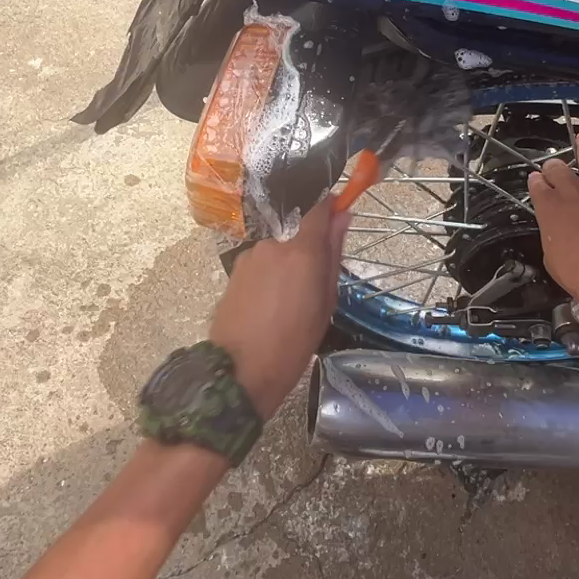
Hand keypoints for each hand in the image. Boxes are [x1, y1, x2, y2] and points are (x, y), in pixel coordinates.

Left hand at [208, 196, 350, 417]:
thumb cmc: (294, 343)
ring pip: (278, 250)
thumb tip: (344, 216)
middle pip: (298, 233)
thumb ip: (333, 254)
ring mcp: (250, 255)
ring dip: (286, 265)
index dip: (331, 206)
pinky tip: (267, 305)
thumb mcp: (325, 302)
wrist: (240, 372)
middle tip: (314, 284)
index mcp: (302, 251)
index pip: (319, 209)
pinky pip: (261, 263)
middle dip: (308, 250)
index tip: (341, 209)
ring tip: (287, 302)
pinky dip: (268, 276)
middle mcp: (274, 244)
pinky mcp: (234, 270)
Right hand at [528, 128, 578, 314]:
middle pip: (557, 167)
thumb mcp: (551, 255)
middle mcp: (569, 189)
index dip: (537, 182)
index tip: (539, 182)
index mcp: (547, 206)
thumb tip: (556, 225)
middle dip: (554, 168)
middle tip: (557, 169)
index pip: (537, 184)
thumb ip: (552, 231)